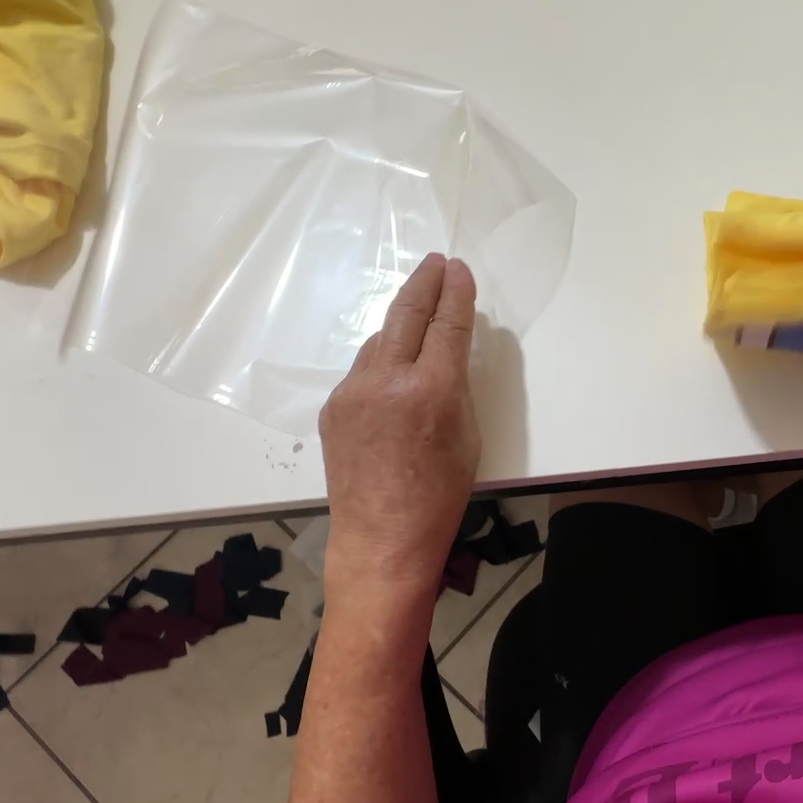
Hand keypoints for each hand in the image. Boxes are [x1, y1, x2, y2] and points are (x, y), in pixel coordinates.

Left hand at [320, 253, 479, 590]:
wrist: (382, 538)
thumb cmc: (440, 497)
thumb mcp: (468, 439)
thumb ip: (457, 391)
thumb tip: (444, 360)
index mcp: (432, 390)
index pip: (448, 326)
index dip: (457, 294)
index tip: (460, 271)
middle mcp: (387, 380)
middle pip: (406, 315)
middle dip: (424, 284)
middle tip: (436, 263)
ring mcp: (353, 392)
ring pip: (380, 341)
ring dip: (401, 324)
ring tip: (418, 314)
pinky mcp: (334, 407)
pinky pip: (363, 370)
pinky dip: (382, 359)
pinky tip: (394, 370)